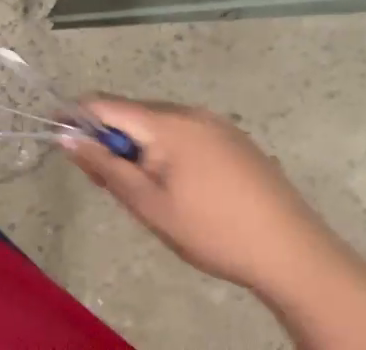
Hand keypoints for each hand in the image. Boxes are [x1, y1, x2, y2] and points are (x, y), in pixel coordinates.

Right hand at [62, 98, 346, 292]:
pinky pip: (186, 133)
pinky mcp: (239, 142)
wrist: (302, 261)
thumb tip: (64, 135)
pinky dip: (170, 151)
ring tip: (150, 191)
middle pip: (130, 112)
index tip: (64, 144)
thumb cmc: (214, 232)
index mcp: (167, 123)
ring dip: (141, 146)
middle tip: (112, 183)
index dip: (76, 119)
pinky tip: (185, 188)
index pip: (102, 103)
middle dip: (111, 139)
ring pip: (158, 124)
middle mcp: (191, 113)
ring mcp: (219, 126)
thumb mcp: (148, 205)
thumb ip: (103, 165)